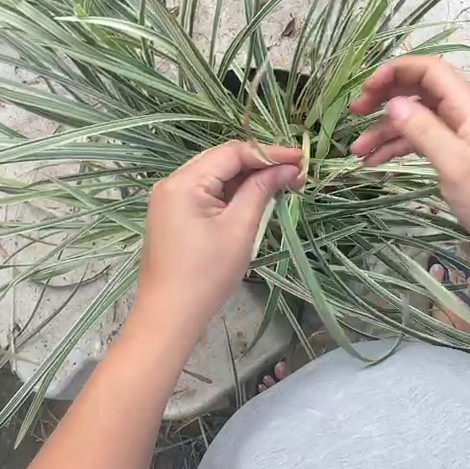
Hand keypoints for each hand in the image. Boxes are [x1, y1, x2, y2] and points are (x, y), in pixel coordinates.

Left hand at [135, 142, 301, 342]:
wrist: (169, 316)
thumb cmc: (206, 275)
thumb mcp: (239, 229)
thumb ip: (261, 191)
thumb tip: (286, 168)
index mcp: (184, 182)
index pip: (232, 152)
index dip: (269, 152)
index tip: (300, 159)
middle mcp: (172, 182)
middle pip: (222, 159)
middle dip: (260, 162)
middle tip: (295, 172)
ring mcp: (169, 198)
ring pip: (215, 174)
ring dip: (248, 177)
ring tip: (281, 183)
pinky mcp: (172, 213)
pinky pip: (206, 190)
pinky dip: (232, 191)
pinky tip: (255, 196)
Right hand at [347, 56, 469, 256]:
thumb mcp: (456, 166)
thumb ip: (424, 131)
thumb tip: (393, 103)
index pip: (430, 70)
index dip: (396, 71)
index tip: (366, 90)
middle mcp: (466, 112)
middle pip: (420, 90)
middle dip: (385, 98)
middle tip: (354, 113)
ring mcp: (463, 132)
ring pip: (417, 118)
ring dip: (386, 130)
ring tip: (356, 151)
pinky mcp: (459, 152)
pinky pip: (423, 139)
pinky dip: (399, 147)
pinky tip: (376, 162)